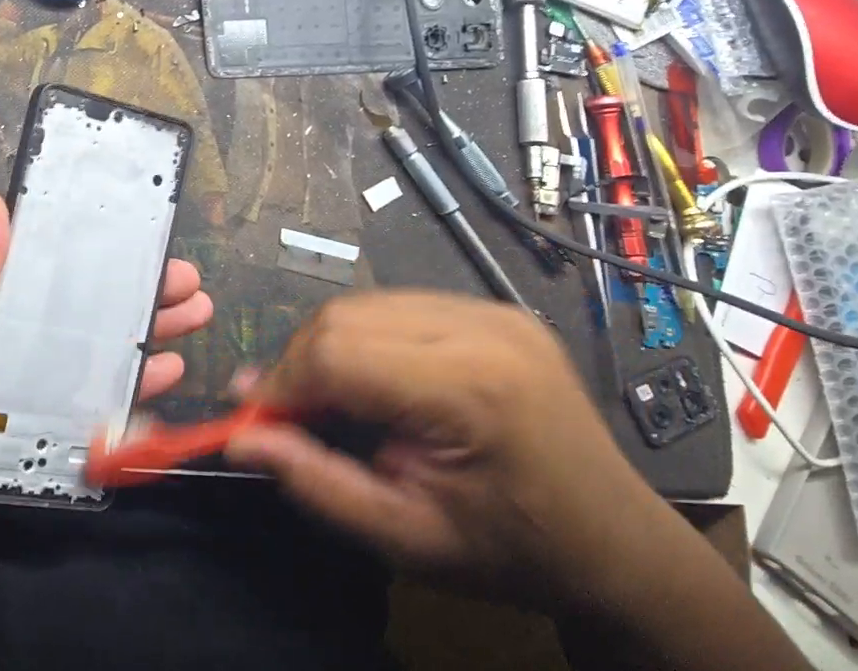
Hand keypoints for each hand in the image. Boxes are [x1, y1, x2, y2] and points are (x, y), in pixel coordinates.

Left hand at [0, 189, 213, 566]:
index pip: (36, 264)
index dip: (86, 248)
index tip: (137, 233)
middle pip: (75, 309)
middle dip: (129, 292)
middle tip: (186, 281)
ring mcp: (17, 389)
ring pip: (88, 356)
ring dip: (136, 335)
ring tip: (192, 318)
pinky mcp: (29, 436)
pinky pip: (84, 410)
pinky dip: (124, 396)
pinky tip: (159, 379)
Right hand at [225, 291, 676, 607]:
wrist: (619, 546)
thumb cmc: (513, 552)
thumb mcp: (404, 536)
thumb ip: (315, 481)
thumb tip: (239, 438)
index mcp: (471, 388)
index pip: (335, 353)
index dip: (280, 384)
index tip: (254, 423)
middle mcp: (483, 330)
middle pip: (341, 318)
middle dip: (297, 365)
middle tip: (286, 417)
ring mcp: (492, 312)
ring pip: (360, 305)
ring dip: (324, 349)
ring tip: (327, 402)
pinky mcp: (493, 310)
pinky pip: (393, 306)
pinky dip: (359, 338)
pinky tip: (368, 381)